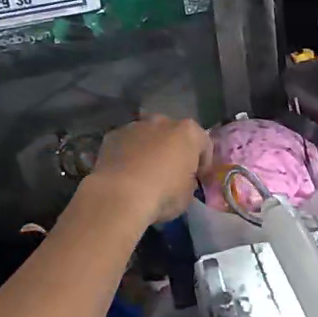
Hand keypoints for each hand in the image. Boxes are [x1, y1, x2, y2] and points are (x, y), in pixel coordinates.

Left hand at [82, 115, 212, 224]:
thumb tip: (181, 179)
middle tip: (171, 172)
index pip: (203, 143)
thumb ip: (188, 179)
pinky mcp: (113, 135)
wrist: (120, 194)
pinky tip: (125, 173)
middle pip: (173, 133)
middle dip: (173, 149)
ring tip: (144, 173)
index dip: (204, 162)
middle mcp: (161, 122)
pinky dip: (128, 153)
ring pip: (147, 135)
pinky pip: (126, 143)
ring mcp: (135, 126)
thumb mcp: (188, 194)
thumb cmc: (163, 194)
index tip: (199, 179)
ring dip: (149, 149)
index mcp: (187, 132)